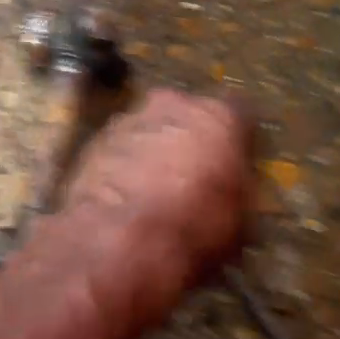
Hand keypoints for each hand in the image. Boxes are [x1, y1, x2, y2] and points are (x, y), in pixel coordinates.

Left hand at [59, 90, 254, 291]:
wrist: (120, 234)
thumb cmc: (196, 227)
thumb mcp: (242, 217)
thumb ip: (237, 184)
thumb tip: (230, 182)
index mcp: (217, 117)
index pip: (239, 114)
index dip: (238, 140)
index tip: (239, 162)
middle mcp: (172, 104)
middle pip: (188, 113)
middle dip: (192, 136)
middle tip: (197, 172)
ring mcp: (129, 116)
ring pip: (151, 126)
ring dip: (156, 146)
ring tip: (158, 185)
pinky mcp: (97, 135)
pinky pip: (123, 143)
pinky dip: (127, 159)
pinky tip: (129, 189)